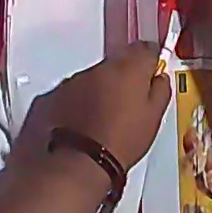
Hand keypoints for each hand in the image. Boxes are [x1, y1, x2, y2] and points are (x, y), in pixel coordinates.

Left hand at [37, 43, 170, 171]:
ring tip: (102, 122)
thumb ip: (160, 90)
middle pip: (116, 64)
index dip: (150, 61)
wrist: (76, 164)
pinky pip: (69, 94)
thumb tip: (159, 78)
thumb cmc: (120, 142)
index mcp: (128, 68)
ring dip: (97, 92)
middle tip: (127, 106)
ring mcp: (72, 81)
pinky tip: (80, 126)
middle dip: (122, 79)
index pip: (145, 48)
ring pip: (91, 79)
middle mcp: (98, 68)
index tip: (152, 74)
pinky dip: (75, 105)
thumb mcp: (153, 118)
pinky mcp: (51, 95)